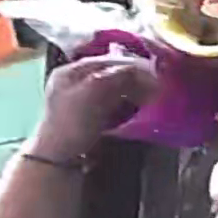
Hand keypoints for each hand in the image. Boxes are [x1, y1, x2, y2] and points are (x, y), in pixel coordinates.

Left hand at [26, 53, 158, 164]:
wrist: (60, 157)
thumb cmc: (73, 122)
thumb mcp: (93, 93)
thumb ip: (116, 75)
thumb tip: (145, 69)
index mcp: (71, 71)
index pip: (109, 60)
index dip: (133, 65)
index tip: (155, 75)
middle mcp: (77, 79)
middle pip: (114, 71)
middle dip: (136, 77)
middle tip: (157, 87)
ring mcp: (84, 96)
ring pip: (117, 85)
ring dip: (136, 88)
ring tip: (152, 95)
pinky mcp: (94, 111)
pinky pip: (117, 98)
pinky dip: (131, 99)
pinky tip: (142, 104)